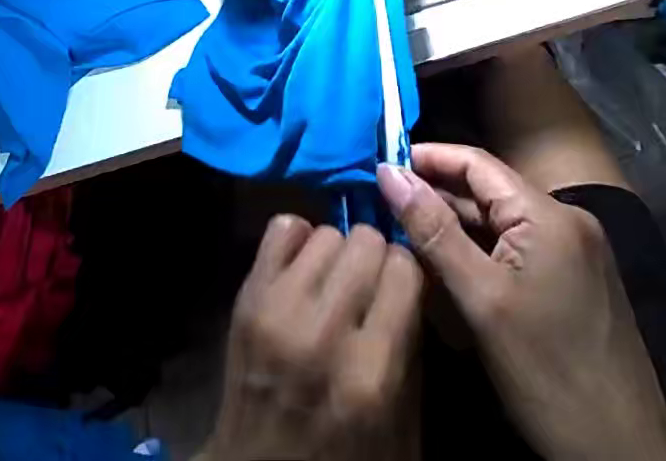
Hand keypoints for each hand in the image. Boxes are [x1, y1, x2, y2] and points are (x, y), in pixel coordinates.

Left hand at [201, 216, 422, 460]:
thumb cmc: (341, 447)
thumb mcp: (401, 413)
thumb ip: (412, 335)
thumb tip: (418, 264)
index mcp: (370, 371)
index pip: (405, 267)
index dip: (406, 273)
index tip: (399, 288)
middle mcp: (324, 335)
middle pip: (367, 240)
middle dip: (373, 258)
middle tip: (365, 286)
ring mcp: (279, 313)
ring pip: (328, 232)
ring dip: (336, 252)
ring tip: (331, 283)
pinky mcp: (247, 300)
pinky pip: (284, 227)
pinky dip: (297, 239)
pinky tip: (302, 269)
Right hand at [378, 144, 665, 460]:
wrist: (622, 445)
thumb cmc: (545, 371)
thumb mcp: (481, 301)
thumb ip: (435, 232)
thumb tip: (391, 174)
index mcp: (548, 212)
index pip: (479, 163)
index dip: (431, 158)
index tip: (384, 163)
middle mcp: (565, 217)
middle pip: (491, 191)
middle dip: (439, 193)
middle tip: (385, 201)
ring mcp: (574, 246)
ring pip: (503, 220)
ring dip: (457, 223)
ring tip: (405, 228)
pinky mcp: (574, 274)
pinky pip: (519, 245)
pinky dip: (482, 248)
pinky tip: (449, 261)